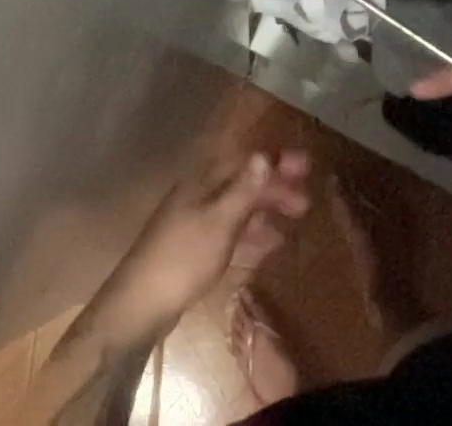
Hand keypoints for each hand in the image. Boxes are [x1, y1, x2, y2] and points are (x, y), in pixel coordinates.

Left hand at [82, 149, 310, 344]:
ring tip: (298, 214)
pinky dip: (254, 231)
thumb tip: (262, 154)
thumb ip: (242, 190)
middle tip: (306, 199)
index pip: (242, 160)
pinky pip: (233, 230)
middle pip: (242, 182)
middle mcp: (200, 194)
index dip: (272, 160)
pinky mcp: (199, 245)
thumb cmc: (184, 256)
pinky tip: (273, 240)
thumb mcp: (219, 221)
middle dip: (274, 186)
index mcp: (202, 182)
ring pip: (239, 206)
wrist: (145, 299)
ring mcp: (199, 220)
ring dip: (267, 208)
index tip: (303, 165)